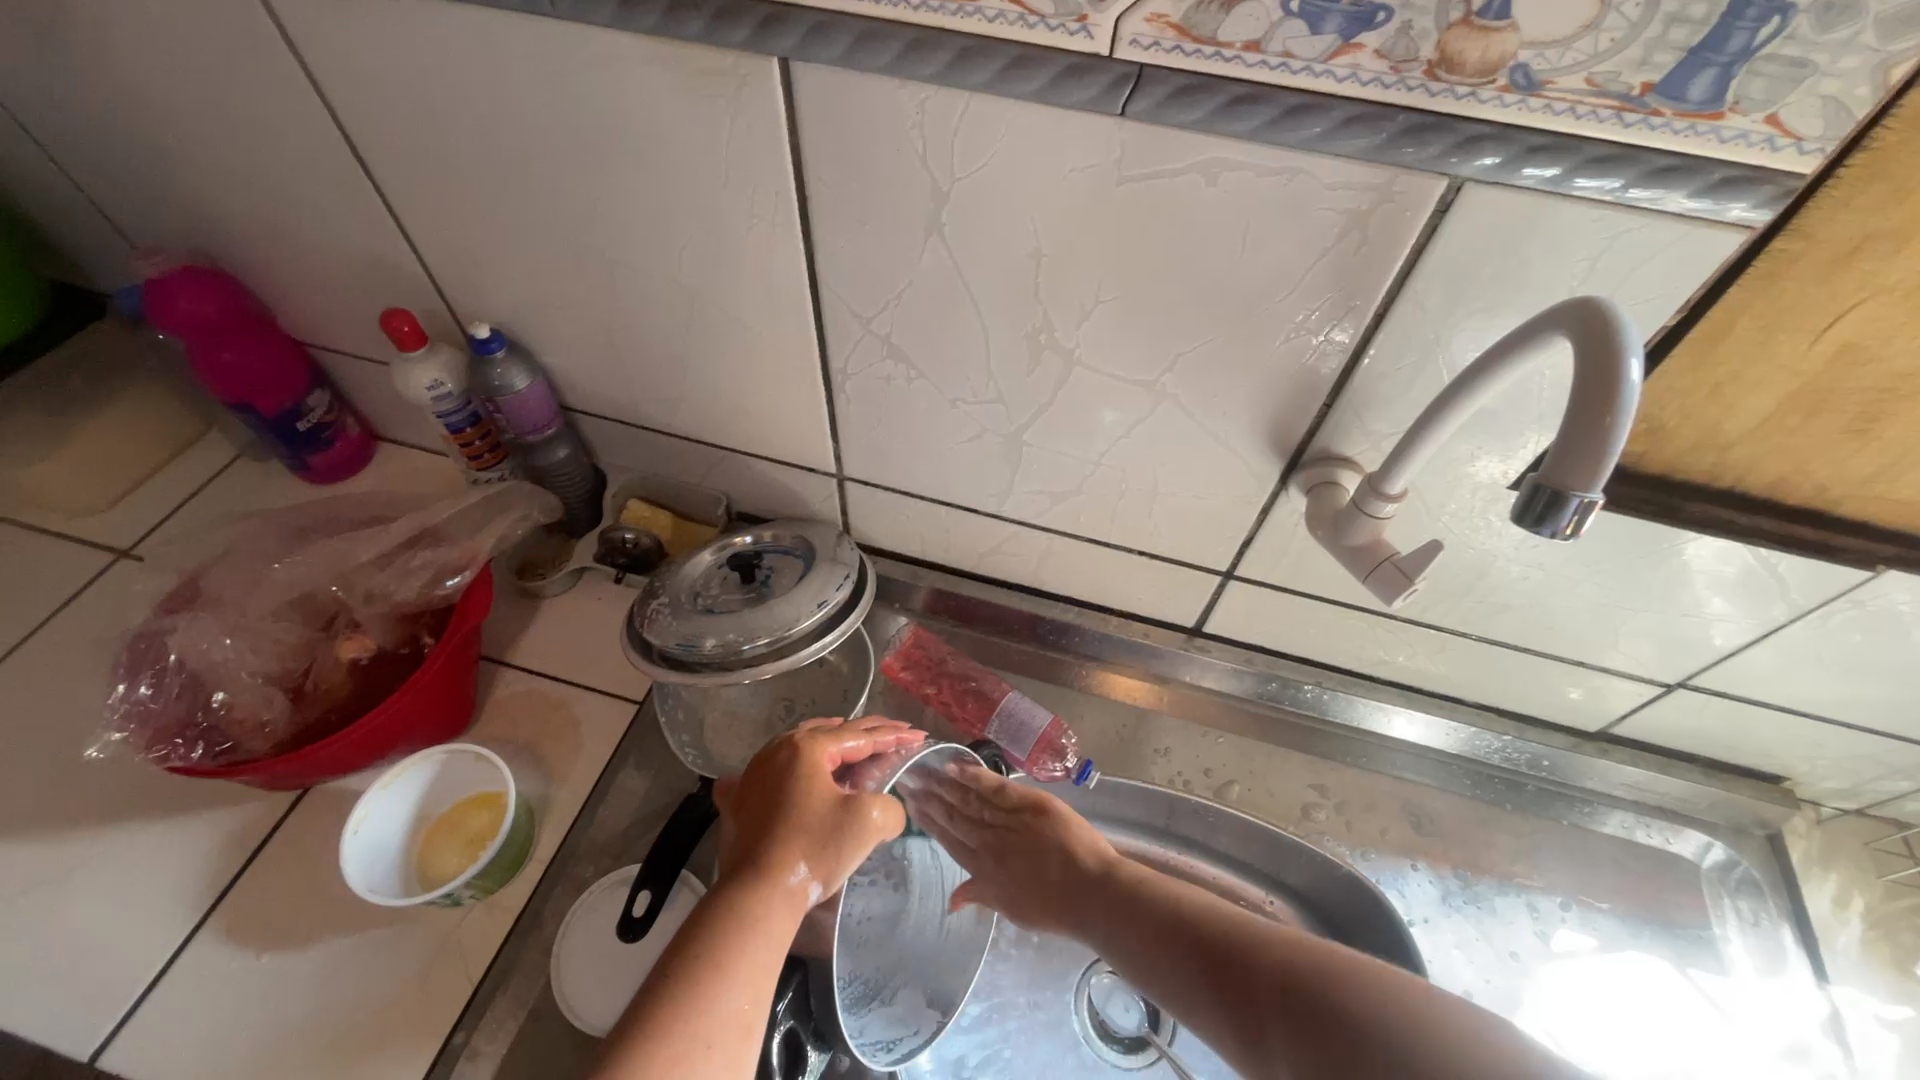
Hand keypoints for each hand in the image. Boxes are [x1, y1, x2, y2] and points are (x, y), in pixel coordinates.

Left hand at [712, 716, 925, 915]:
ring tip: (852, 747)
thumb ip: (890, 805)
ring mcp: (753, 774)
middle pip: (829, 734)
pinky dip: (792, 769)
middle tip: (894, 735)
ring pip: (800, 749)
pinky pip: (772, 773)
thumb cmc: (814, 849)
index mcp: (806, 747)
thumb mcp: (868, 821)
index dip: (893, 735)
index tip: (918, 735)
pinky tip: (794, 776)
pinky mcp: (740, 801)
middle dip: (865, 734)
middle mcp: (776, 750)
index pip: (860, 736)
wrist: (758, 894)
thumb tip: (885, 810)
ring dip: (830, 747)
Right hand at [899, 763, 1120, 934]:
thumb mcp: (1012, 909)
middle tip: (907, 778)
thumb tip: (951, 901)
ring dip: (943, 784)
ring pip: (969, 799)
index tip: (912, 804)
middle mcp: (989, 843)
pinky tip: (953, 766)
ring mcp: (1008, 821)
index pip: (949, 840)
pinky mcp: (1029, 803)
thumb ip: (980, 896)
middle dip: (929, 797)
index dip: (929, 821)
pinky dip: (974, 775)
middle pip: (953, 816)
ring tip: (923, 770)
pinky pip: (995, 787)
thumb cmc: (1056, 908)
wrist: (1093, 894)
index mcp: (984, 870)